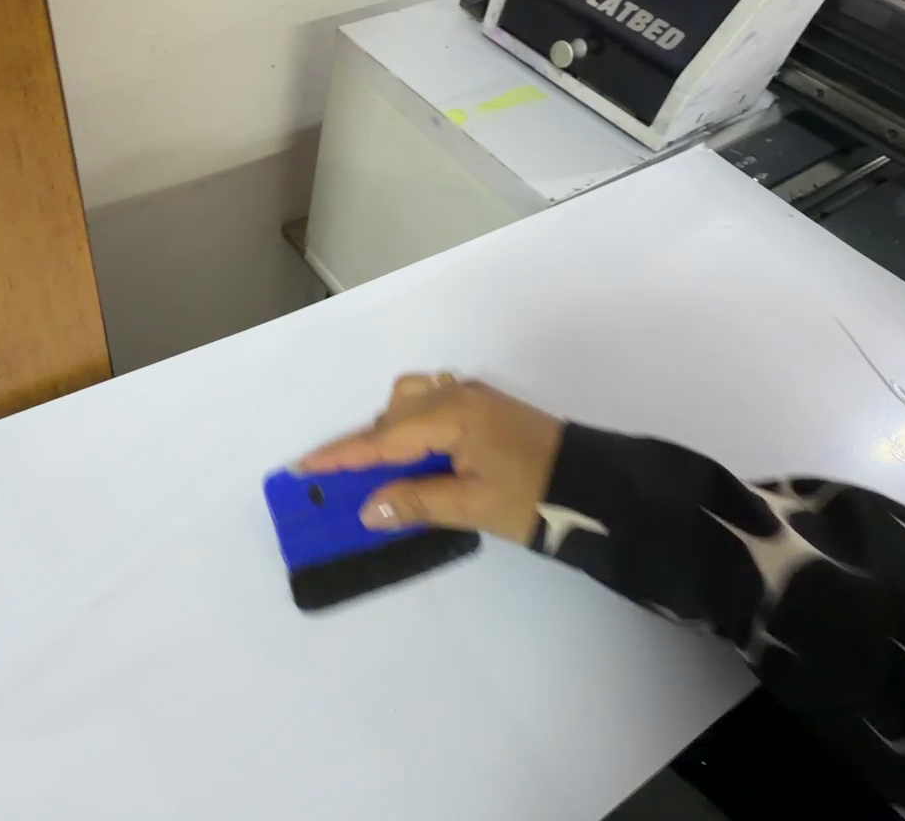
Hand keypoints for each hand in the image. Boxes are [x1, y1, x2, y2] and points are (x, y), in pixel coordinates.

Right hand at [298, 374, 562, 544]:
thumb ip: (416, 502)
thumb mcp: (473, 506)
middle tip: (351, 482)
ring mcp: (471, 394)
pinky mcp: (483, 403)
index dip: (342, 454)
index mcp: (451, 415)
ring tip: (391, 470)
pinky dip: (413, 424)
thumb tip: (368, 510)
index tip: (304, 464)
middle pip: (392, 414)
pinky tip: (420, 452)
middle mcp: (456, 394)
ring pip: (409, 401)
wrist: (600, 485)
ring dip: (391, 430)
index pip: (383, 438)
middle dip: (367, 445)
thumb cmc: (536, 498)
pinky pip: (430, 402)